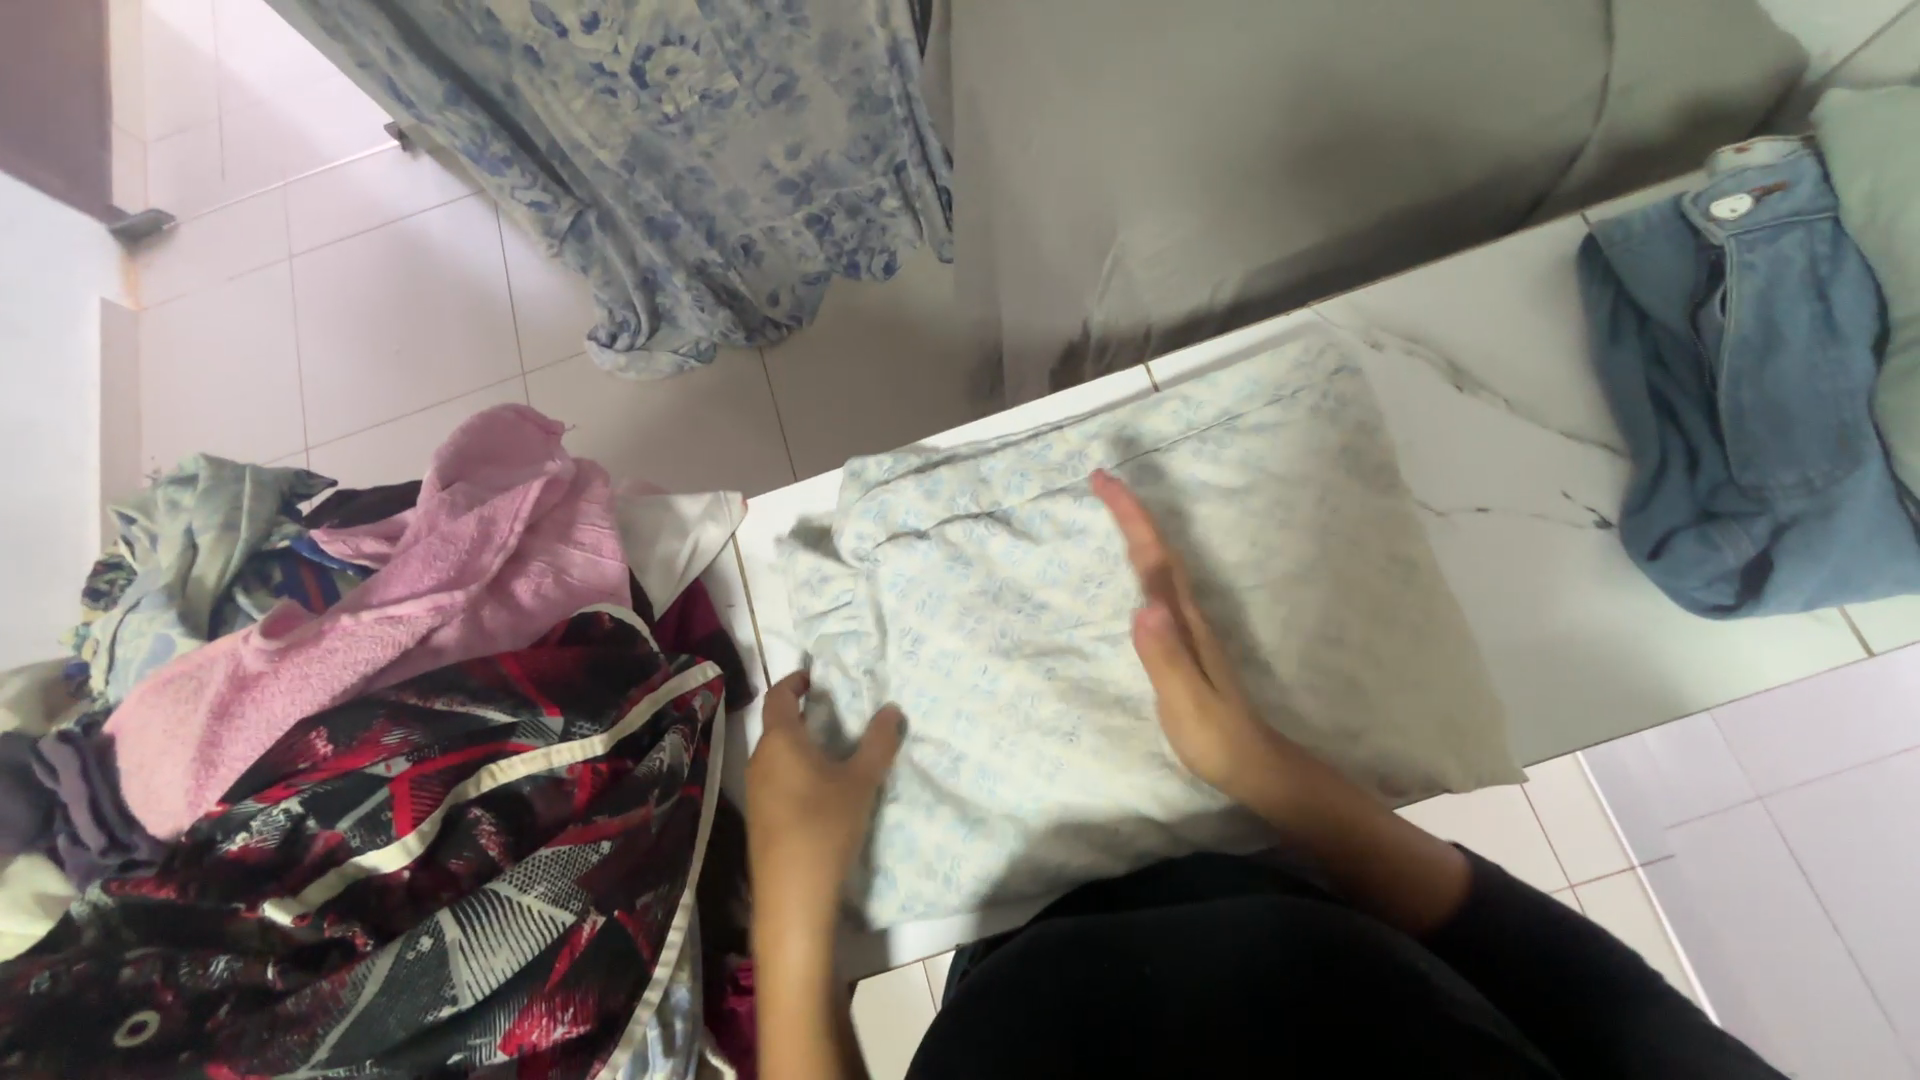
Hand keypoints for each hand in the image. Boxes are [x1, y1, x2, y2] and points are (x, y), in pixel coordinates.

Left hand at [747, 672, 903, 934]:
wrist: (792, 896)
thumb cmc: (825, 826)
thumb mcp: (861, 781)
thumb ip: (878, 742)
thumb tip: (892, 710)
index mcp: (779, 741)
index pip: (777, 696)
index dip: (794, 681)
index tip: (814, 677)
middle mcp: (759, 760)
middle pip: (776, 725)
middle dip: (801, 714)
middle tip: (835, 711)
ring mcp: (755, 791)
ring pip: (776, 754)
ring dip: (800, 744)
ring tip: (834, 749)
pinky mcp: (759, 817)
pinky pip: (775, 777)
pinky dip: (795, 769)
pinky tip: (821, 788)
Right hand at [1091, 469, 1286, 802]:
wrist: (1253, 762)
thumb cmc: (1217, 737)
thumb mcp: (1187, 701)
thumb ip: (1165, 656)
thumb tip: (1143, 605)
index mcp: (1185, 621)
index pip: (1156, 558)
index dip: (1132, 517)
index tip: (1106, 481)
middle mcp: (1188, 613)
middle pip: (1160, 550)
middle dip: (1132, 512)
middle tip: (1101, 479)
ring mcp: (1189, 625)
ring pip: (1162, 563)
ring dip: (1139, 529)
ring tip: (1114, 506)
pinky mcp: (1184, 638)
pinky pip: (1160, 583)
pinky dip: (1143, 558)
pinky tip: (1136, 563)